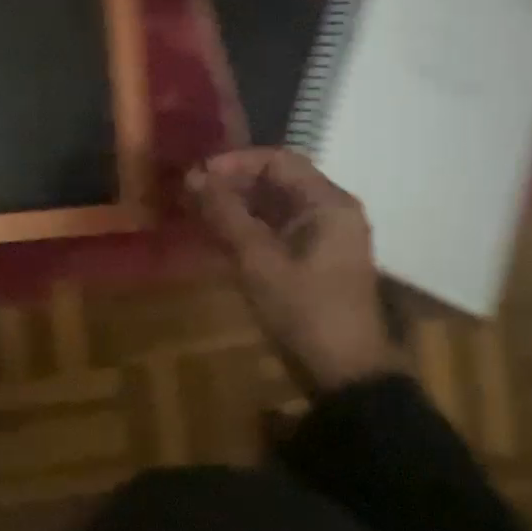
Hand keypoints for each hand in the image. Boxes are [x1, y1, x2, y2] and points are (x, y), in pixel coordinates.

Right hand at [187, 148, 401, 394]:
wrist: (344, 371)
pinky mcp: (312, 258)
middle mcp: (330, 211)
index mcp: (328, 204)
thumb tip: (192, 176)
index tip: (195, 176)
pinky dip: (243, 225)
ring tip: (193, 212)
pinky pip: (274, 226)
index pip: (277, 160)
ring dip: (233, 204)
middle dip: (229, 182)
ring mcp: (323, 236)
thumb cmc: (304, 308)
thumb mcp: (258, 259)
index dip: (233, 161)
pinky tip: (213, 234)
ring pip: (271, 203)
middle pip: (274, 179)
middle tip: (187, 194)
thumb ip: (225, 213)